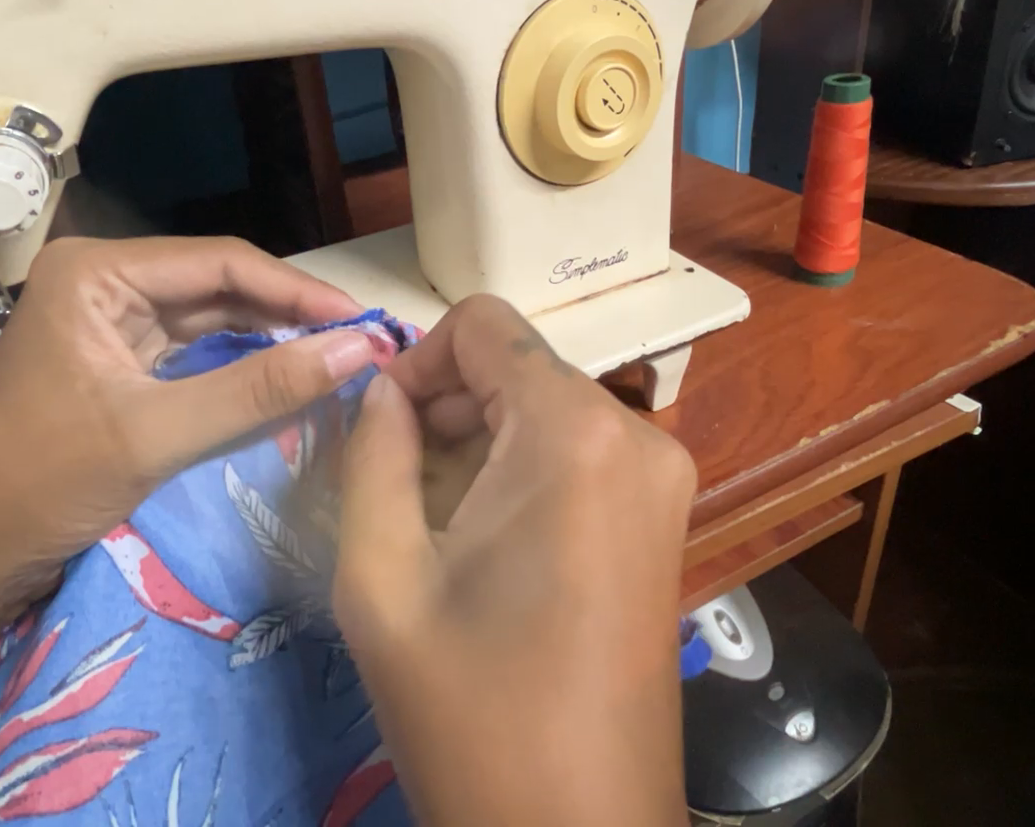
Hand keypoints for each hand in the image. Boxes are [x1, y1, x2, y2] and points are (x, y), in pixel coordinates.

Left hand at [0, 236, 372, 612]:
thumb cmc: (45, 484)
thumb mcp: (159, 433)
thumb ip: (261, 389)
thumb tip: (358, 348)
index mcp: (97, 272)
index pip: (221, 263)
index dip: (298, 291)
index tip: (362, 319)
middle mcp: (106, 279)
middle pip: (221, 283)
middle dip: (291, 312)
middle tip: (360, 339)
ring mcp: (114, 316)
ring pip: (215, 313)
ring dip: (275, 333)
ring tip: (339, 351)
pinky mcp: (124, 354)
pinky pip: (200, 345)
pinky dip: (247, 359)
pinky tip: (292, 368)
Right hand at [333, 295, 695, 826]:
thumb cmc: (472, 711)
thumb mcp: (382, 578)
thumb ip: (372, 455)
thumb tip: (383, 389)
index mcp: (574, 433)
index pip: (485, 325)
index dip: (419, 360)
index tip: (383, 429)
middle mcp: (636, 433)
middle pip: (517, 367)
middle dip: (447, 407)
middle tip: (400, 487)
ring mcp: (662, 474)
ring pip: (545, 407)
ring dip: (479, 442)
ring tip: (439, 525)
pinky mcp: (663, 514)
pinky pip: (578, 449)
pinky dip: (522, 468)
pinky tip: (488, 540)